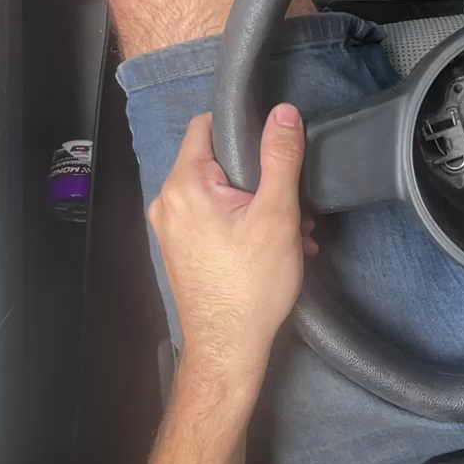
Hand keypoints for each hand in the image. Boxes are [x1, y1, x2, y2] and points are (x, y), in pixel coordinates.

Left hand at [149, 107, 318, 387]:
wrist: (229, 349)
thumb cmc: (251, 286)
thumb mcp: (277, 214)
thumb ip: (280, 158)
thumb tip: (283, 113)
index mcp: (184, 185)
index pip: (206, 126)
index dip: (243, 127)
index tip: (274, 145)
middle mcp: (169, 202)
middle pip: (219, 161)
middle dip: (262, 176)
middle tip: (294, 202)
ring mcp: (173, 227)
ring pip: (222, 192)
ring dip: (261, 204)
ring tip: (294, 230)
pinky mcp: (184, 248)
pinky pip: (216, 217)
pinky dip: (246, 223)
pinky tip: (278, 245)